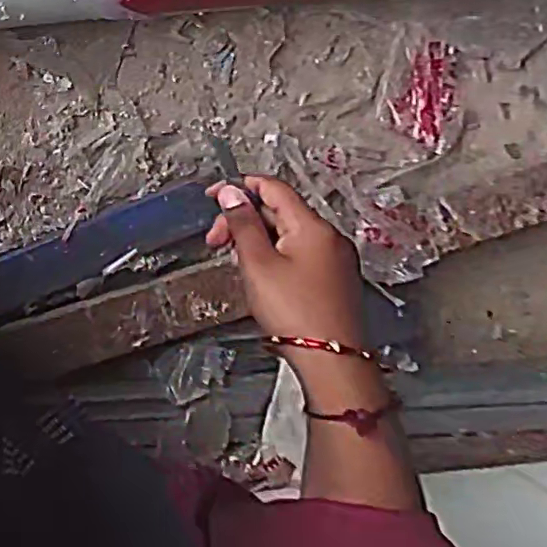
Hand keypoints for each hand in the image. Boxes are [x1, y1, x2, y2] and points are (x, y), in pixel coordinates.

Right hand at [205, 175, 366, 349]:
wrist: (331, 359)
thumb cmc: (292, 310)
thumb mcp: (257, 262)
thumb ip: (242, 223)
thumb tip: (231, 193)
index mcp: (312, 227)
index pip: (274, 188)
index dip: (240, 186)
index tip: (213, 195)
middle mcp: (329, 236)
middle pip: (278, 211)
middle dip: (242, 219)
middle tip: (215, 240)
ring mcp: (334, 257)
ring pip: (286, 231)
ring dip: (255, 236)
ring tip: (233, 257)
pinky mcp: (332, 276)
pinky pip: (297, 249)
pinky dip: (272, 250)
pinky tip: (256, 269)